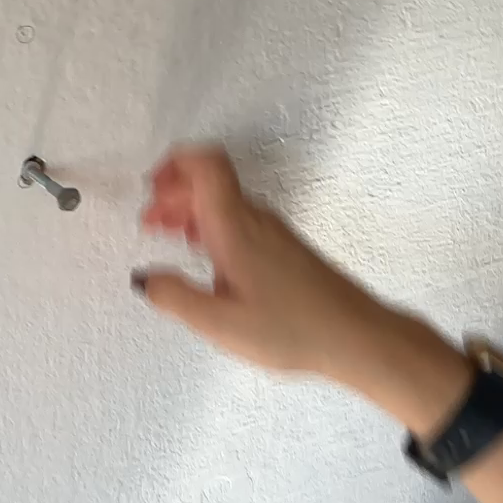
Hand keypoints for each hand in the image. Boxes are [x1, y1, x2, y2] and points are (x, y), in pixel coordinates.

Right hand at [134, 145, 468, 433]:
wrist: (357, 338)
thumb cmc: (297, 330)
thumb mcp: (220, 323)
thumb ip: (174, 297)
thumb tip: (144, 279)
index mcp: (235, 229)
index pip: (205, 166)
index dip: (173, 165)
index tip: (151, 188)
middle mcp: (254, 220)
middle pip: (208, 180)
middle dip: (171, 191)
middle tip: (149, 220)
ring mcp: (270, 230)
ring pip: (222, 199)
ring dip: (188, 208)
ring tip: (166, 233)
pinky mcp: (280, 245)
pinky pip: (236, 217)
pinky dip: (208, 223)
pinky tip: (201, 251)